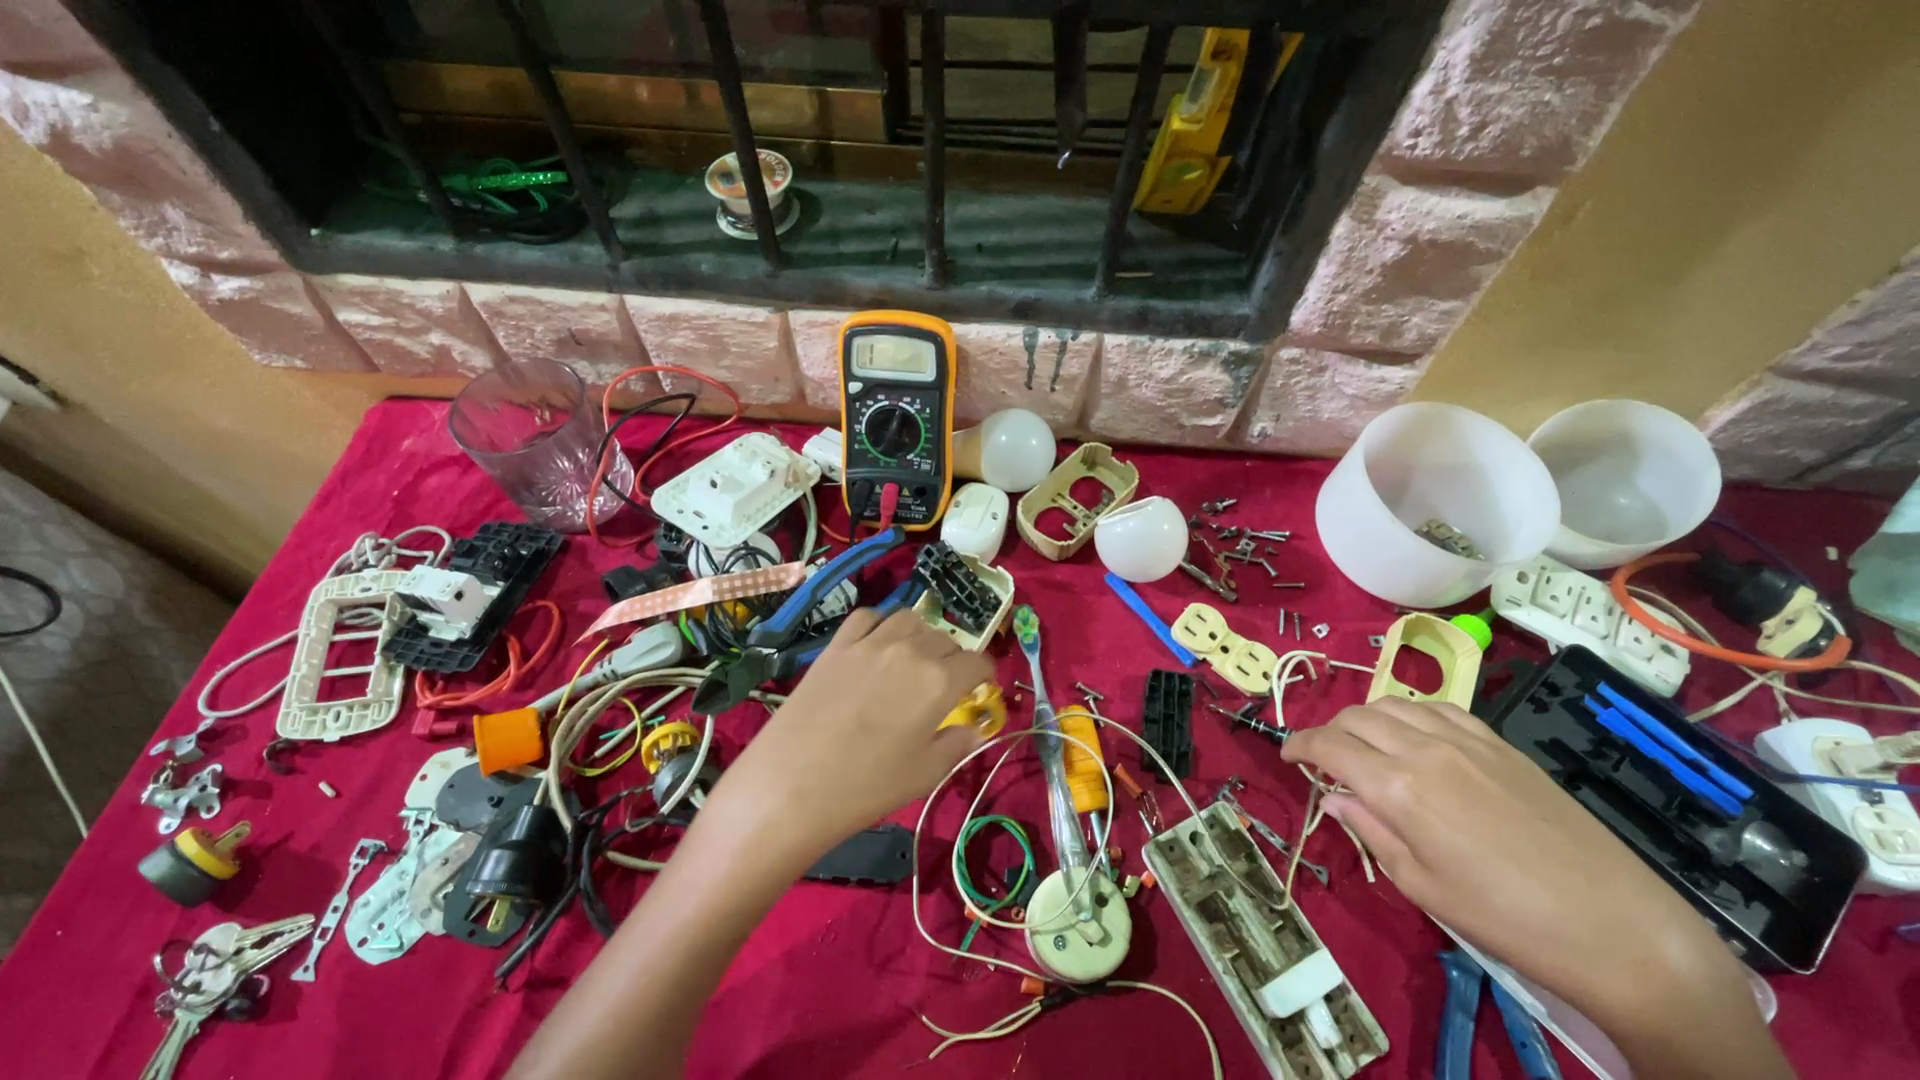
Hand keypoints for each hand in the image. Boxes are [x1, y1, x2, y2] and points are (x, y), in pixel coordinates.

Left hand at [703, 608, 993, 859]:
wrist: (790, 785)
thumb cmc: (866, 787)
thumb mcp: (925, 774)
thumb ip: (957, 744)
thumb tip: (976, 728)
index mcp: (940, 681)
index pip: (977, 662)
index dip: (985, 676)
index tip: (980, 691)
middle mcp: (909, 651)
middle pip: (945, 639)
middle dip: (953, 659)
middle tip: (945, 686)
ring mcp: (869, 644)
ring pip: (909, 620)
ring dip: (921, 636)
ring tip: (914, 661)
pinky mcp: (835, 646)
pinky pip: (866, 618)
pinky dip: (880, 625)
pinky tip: (877, 647)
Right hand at [1281, 700, 1756, 1035]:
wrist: (1614, 924)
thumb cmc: (1504, 918)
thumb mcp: (1420, 885)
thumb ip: (1371, 830)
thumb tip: (1335, 798)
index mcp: (1399, 788)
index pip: (1330, 745)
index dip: (1299, 745)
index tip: (1287, 756)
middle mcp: (1427, 749)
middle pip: (1358, 716)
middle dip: (1330, 731)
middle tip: (1325, 759)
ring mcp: (1469, 741)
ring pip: (1397, 703)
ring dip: (1368, 718)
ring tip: (1366, 745)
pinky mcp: (1503, 744)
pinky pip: (1442, 708)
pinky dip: (1412, 712)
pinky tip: (1415, 735)